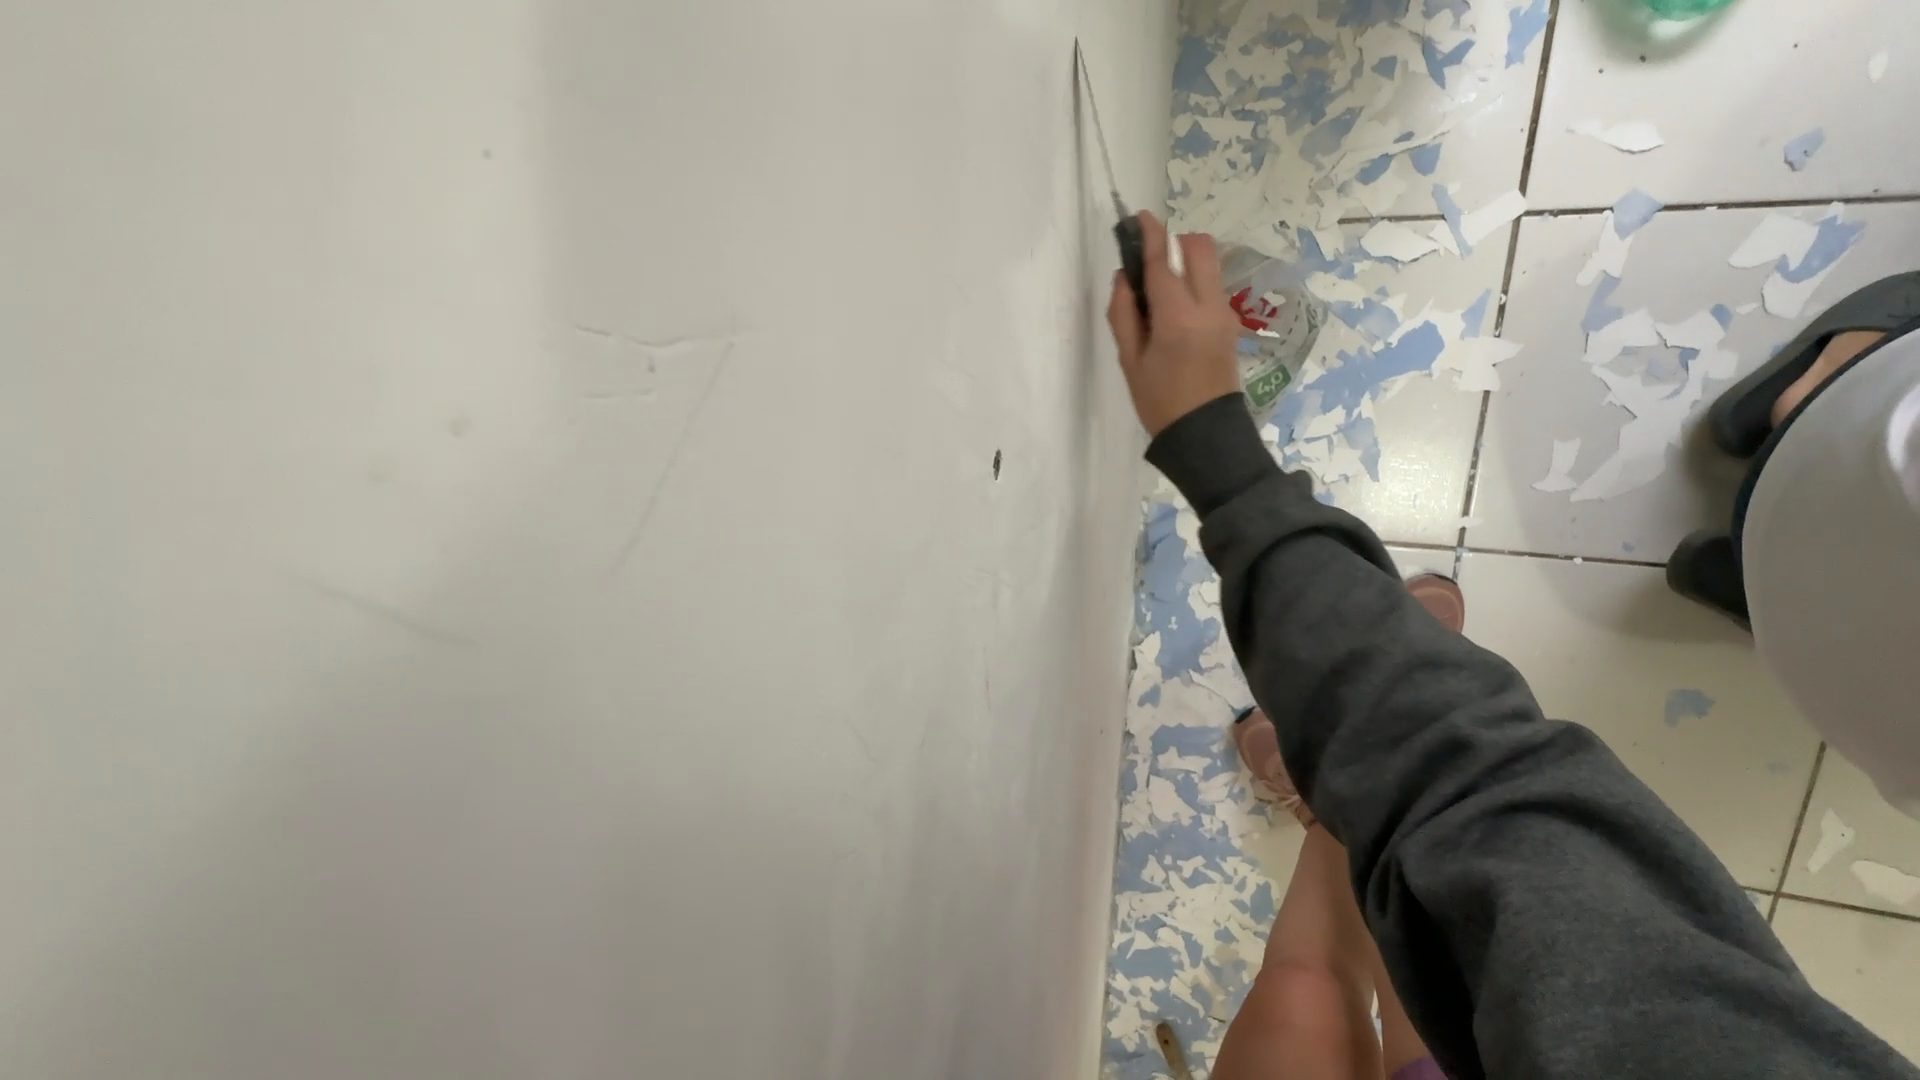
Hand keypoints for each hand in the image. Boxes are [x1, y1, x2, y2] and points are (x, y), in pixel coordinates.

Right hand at [1107, 211, 1242, 436]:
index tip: (1139, 217)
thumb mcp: (1130, 361)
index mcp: (1177, 317)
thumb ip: (1124, 314)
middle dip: (1176, 242)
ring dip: (1185, 264)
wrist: (1205, 434)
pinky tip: (1173, 312)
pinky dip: (1193, 284)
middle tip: (1152, 262)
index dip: (1150, 234)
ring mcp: (1224, 313)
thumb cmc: (1160, 402)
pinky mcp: (1230, 324)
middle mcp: (1207, 306)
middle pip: (1200, 247)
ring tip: (1159, 294)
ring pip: (1209, 265)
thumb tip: (1125, 278)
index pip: (1163, 261)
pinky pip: (1212, 287)